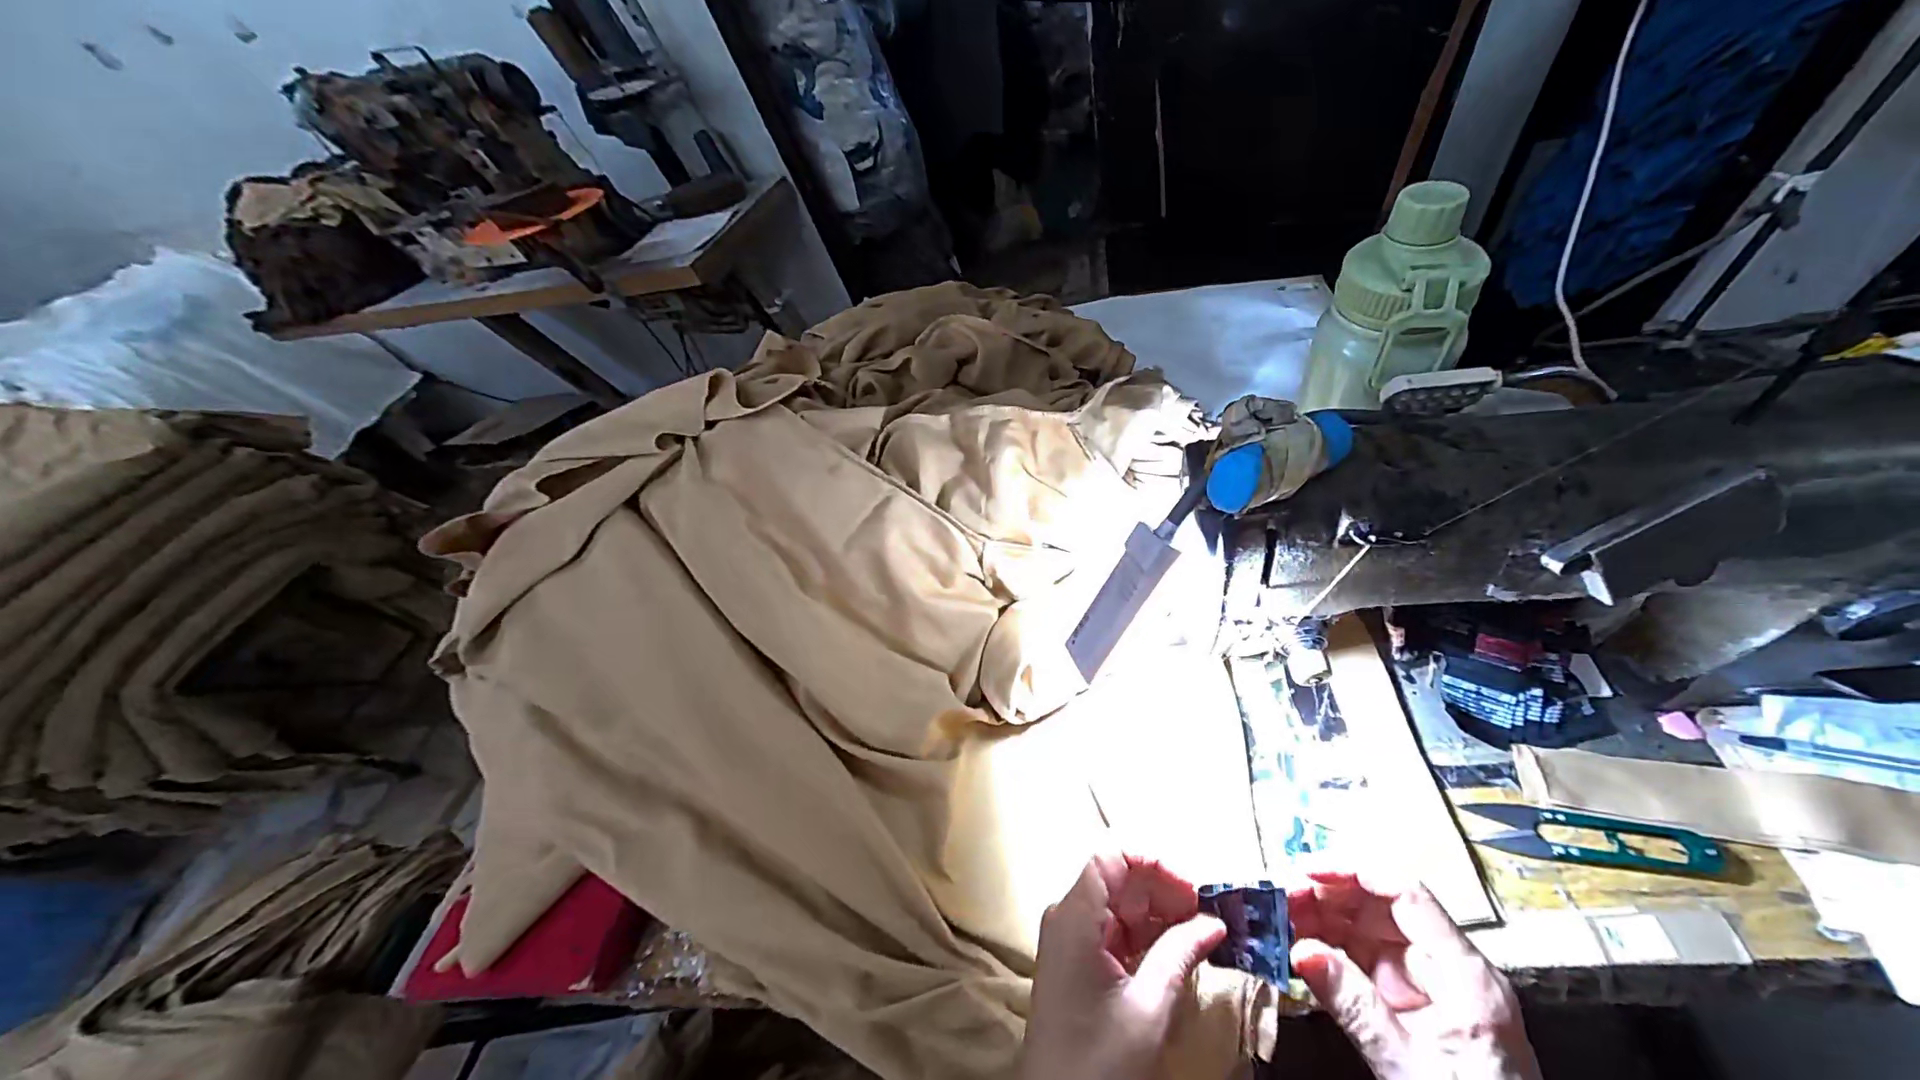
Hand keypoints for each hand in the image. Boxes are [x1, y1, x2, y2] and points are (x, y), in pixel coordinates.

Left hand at [1019, 853, 1227, 1079]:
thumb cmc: (1101, 1059)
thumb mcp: (1149, 1006)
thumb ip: (1180, 953)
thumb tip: (1214, 921)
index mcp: (1075, 915)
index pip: (1111, 857)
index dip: (1154, 863)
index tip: (1194, 891)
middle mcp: (1068, 915)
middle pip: (1118, 878)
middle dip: (1164, 889)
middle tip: (1207, 916)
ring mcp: (1071, 937)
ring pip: (1119, 904)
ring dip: (1159, 913)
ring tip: (1201, 933)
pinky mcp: (1078, 960)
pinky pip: (1114, 929)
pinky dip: (1146, 934)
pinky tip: (1178, 950)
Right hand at [1288, 870, 1539, 1079]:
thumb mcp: (1409, 1066)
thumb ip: (1356, 1007)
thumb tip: (1301, 950)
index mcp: (1465, 975)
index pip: (1407, 896)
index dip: (1354, 873)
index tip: (1306, 872)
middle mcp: (1449, 969)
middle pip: (1384, 908)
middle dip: (1329, 897)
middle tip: (1283, 899)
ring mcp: (1431, 986)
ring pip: (1370, 930)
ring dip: (1324, 919)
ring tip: (1284, 920)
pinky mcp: (1413, 1005)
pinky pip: (1367, 960)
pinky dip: (1332, 949)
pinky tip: (1302, 947)